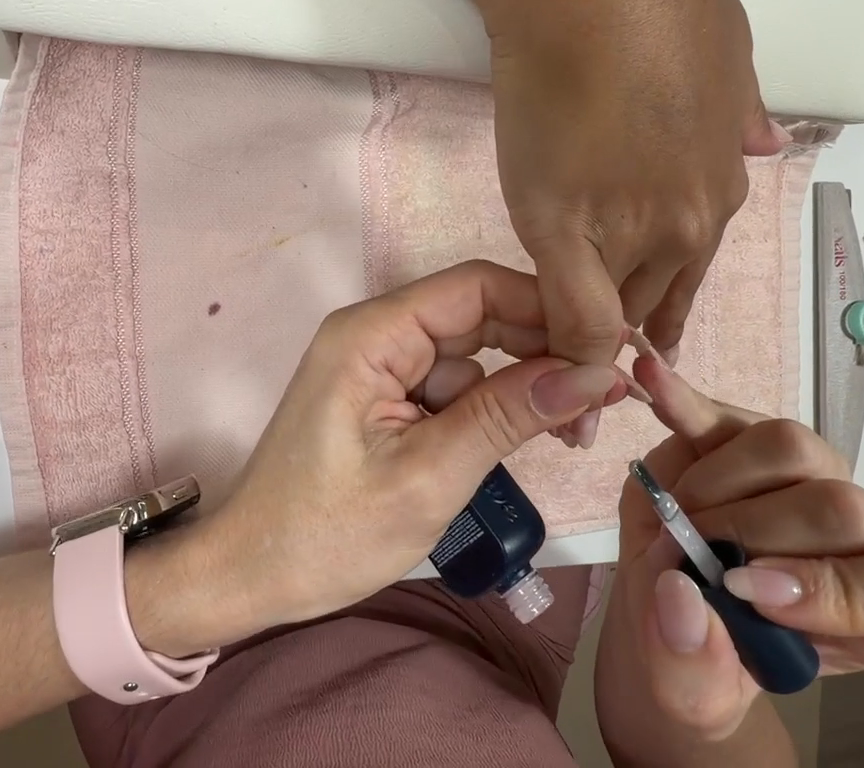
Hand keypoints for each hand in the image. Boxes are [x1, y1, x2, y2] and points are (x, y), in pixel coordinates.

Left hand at [199, 260, 632, 629]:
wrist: (252, 576)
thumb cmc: (327, 533)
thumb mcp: (428, 476)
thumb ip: (507, 416)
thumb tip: (594, 374)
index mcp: (372, 333)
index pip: (476, 287)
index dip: (548, 309)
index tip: (612, 349)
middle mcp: (375, 333)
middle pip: (478, 315)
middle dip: (541, 353)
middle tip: (603, 405)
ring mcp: (379, 365)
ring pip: (472, 354)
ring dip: (521, 387)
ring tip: (571, 436)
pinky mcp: (385, 397)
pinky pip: (452, 386)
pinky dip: (491, 409)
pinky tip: (524, 439)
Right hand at [487, 0, 788, 364]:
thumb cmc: (662, 1)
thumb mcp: (728, 56)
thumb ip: (741, 112)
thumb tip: (758, 141)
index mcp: (720, 183)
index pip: (687, 274)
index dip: (657, 310)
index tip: (637, 342)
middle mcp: (688, 221)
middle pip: (651, 302)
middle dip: (622, 338)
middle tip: (595, 377)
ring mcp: (626, 229)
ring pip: (608, 311)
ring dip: (582, 339)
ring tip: (559, 377)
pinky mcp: (560, 227)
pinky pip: (568, 312)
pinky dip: (557, 344)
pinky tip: (538, 364)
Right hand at [604, 354, 863, 741]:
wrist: (662, 610)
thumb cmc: (701, 661)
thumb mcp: (694, 694)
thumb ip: (693, 665)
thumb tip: (680, 594)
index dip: (846, 591)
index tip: (750, 594)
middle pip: (842, 507)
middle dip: (746, 535)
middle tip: (685, 561)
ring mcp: (803, 472)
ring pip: (789, 446)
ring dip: (714, 485)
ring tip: (673, 518)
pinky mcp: (736, 433)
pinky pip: (719, 412)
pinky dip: (684, 400)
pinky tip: (652, 383)